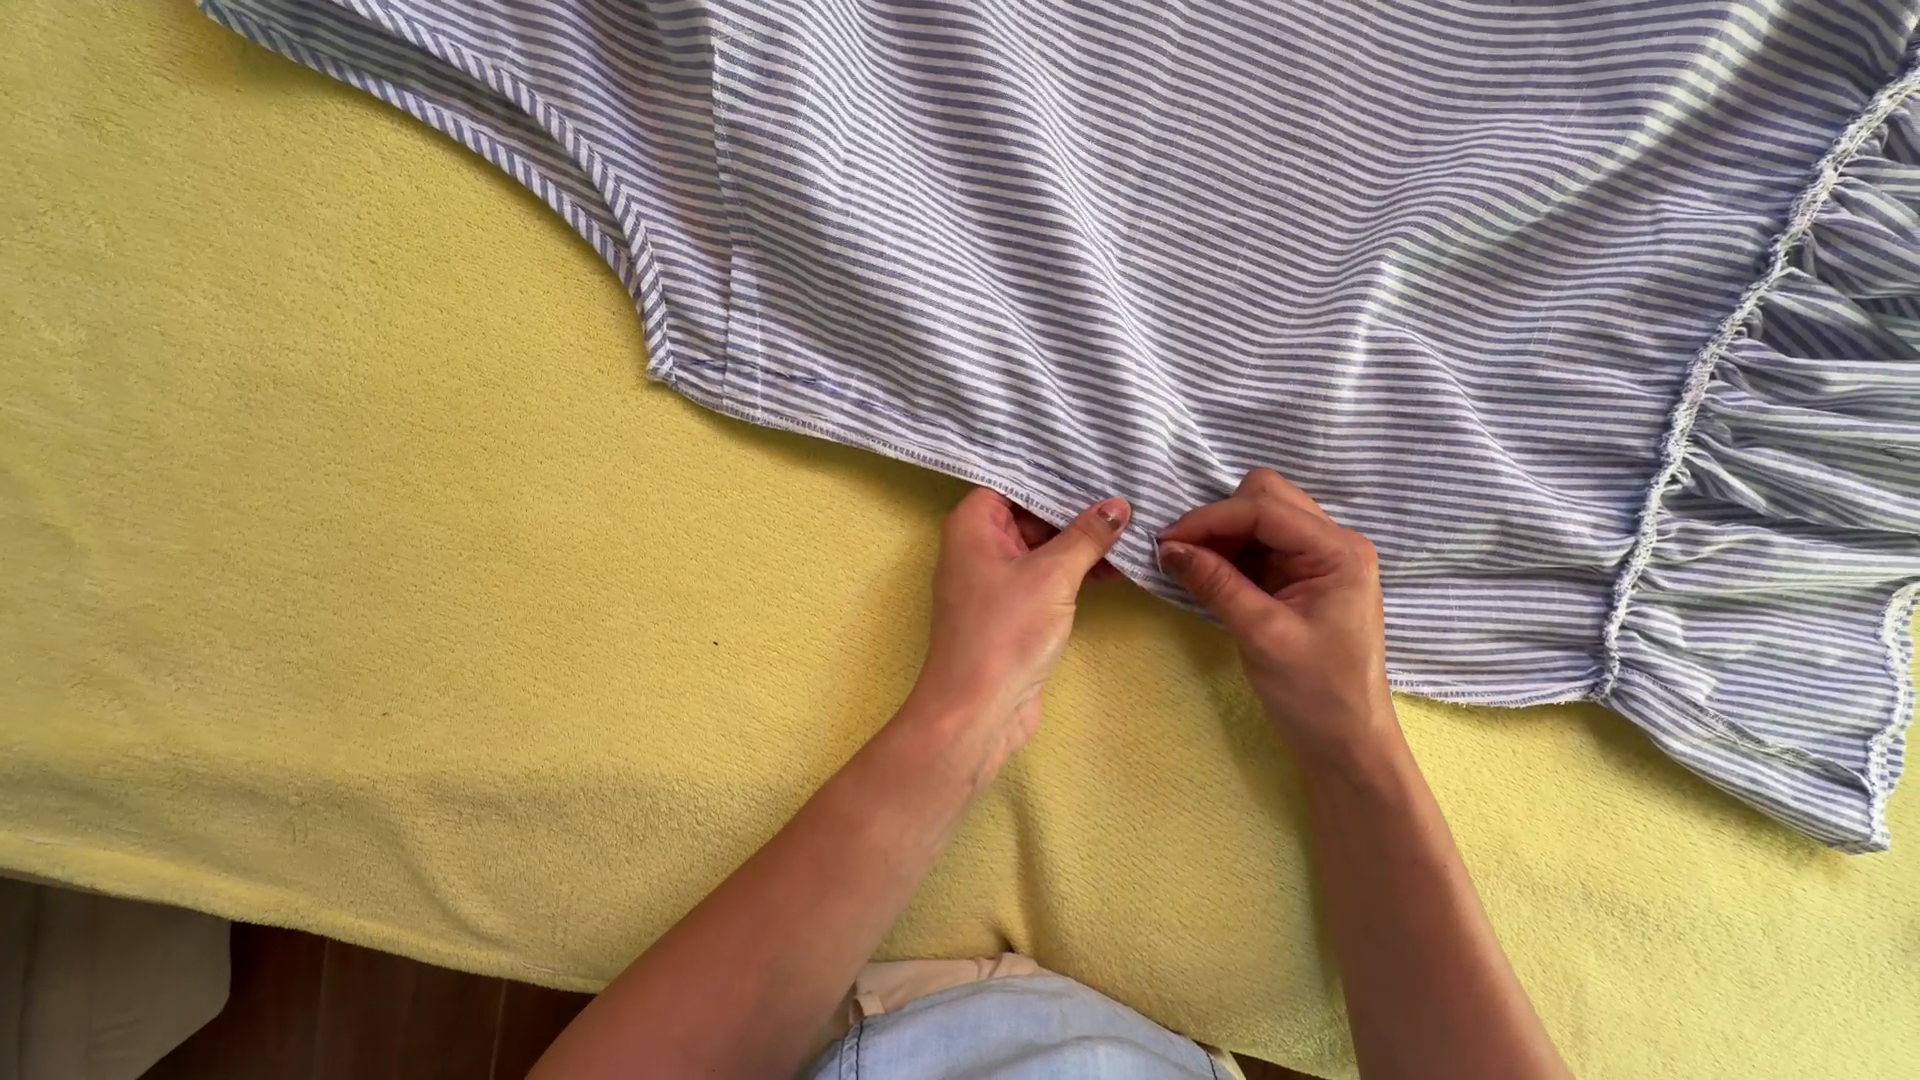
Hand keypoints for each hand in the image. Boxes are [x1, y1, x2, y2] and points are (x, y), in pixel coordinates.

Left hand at [910, 488, 1129, 753]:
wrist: (978, 709)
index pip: (1013, 481)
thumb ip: (1087, 536)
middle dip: (1076, 510)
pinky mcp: (1011, 609)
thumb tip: (1118, 505)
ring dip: (1081, 544)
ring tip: (1131, 533)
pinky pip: (1045, 577)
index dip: (1053, 475)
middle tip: (1125, 497)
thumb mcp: (1053, 575)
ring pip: (1042, 547)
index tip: (1096, 466)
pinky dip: (1074, 572)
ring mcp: (994, 580)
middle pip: (1031, 513)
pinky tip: (1115, 570)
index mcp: (973, 524)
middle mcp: (978, 546)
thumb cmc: (1005, 631)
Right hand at [1157, 468, 1394, 761]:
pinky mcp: (1299, 577)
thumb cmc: (1315, 692)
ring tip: (1190, 567)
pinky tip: (1207, 575)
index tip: (1165, 541)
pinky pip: (1257, 545)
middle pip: (1265, 498)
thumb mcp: (1261, 634)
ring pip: (1258, 517)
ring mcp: (1317, 559)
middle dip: (1218, 519)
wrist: (1345, 742)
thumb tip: (1167, 548)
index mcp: (1338, 551)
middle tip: (1181, 554)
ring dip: (1220, 535)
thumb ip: (1216, 584)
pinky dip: (1228, 553)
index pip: (1264, 508)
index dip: (1210, 518)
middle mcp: (1332, 543)